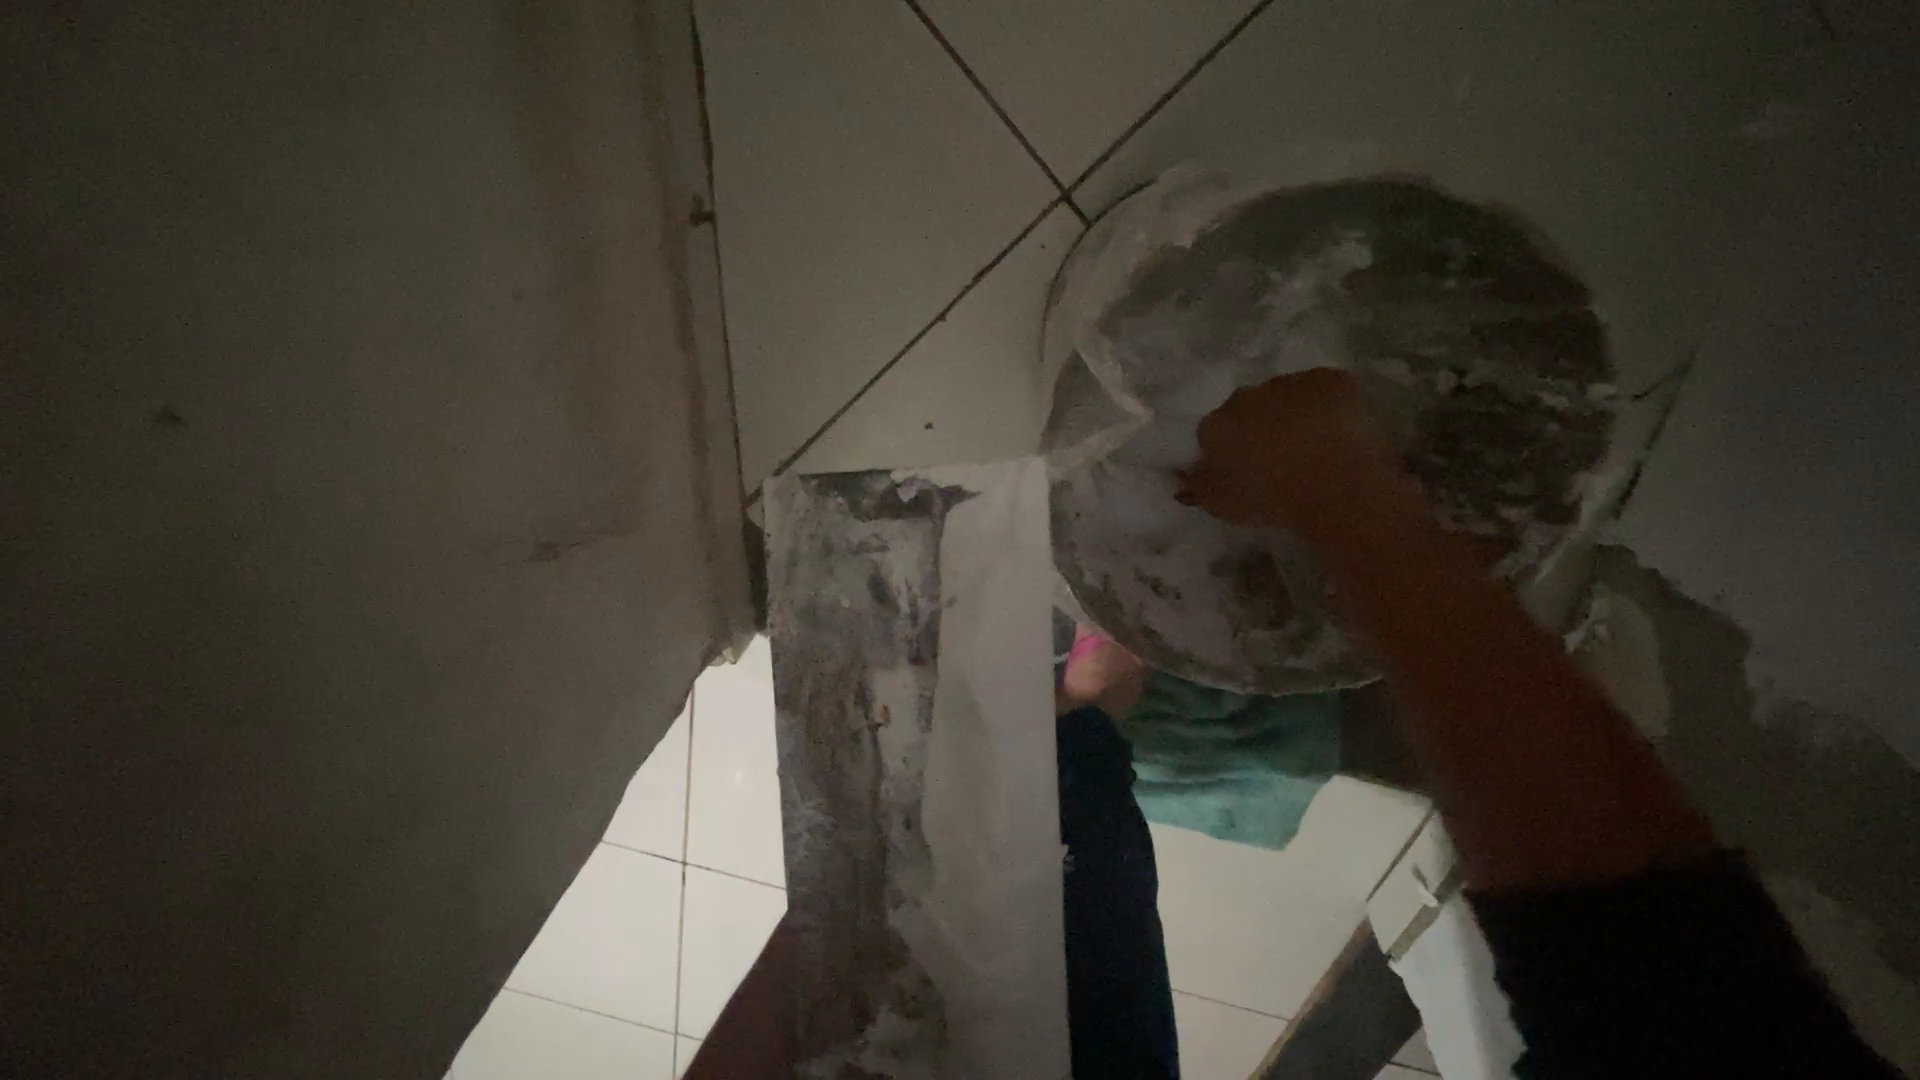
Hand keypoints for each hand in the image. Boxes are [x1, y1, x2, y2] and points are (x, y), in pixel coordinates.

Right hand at [1179, 368, 1393, 528]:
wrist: (1334, 483)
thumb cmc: (1269, 498)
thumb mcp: (1221, 506)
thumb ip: (1198, 489)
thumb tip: (1184, 480)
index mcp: (1215, 426)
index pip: (1211, 433)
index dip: (1225, 451)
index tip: (1240, 471)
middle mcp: (1246, 396)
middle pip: (1246, 409)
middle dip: (1257, 427)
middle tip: (1276, 458)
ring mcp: (1289, 383)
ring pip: (1285, 396)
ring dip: (1291, 413)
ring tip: (1312, 446)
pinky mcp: (1332, 379)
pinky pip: (1324, 389)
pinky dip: (1327, 405)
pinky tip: (1339, 429)